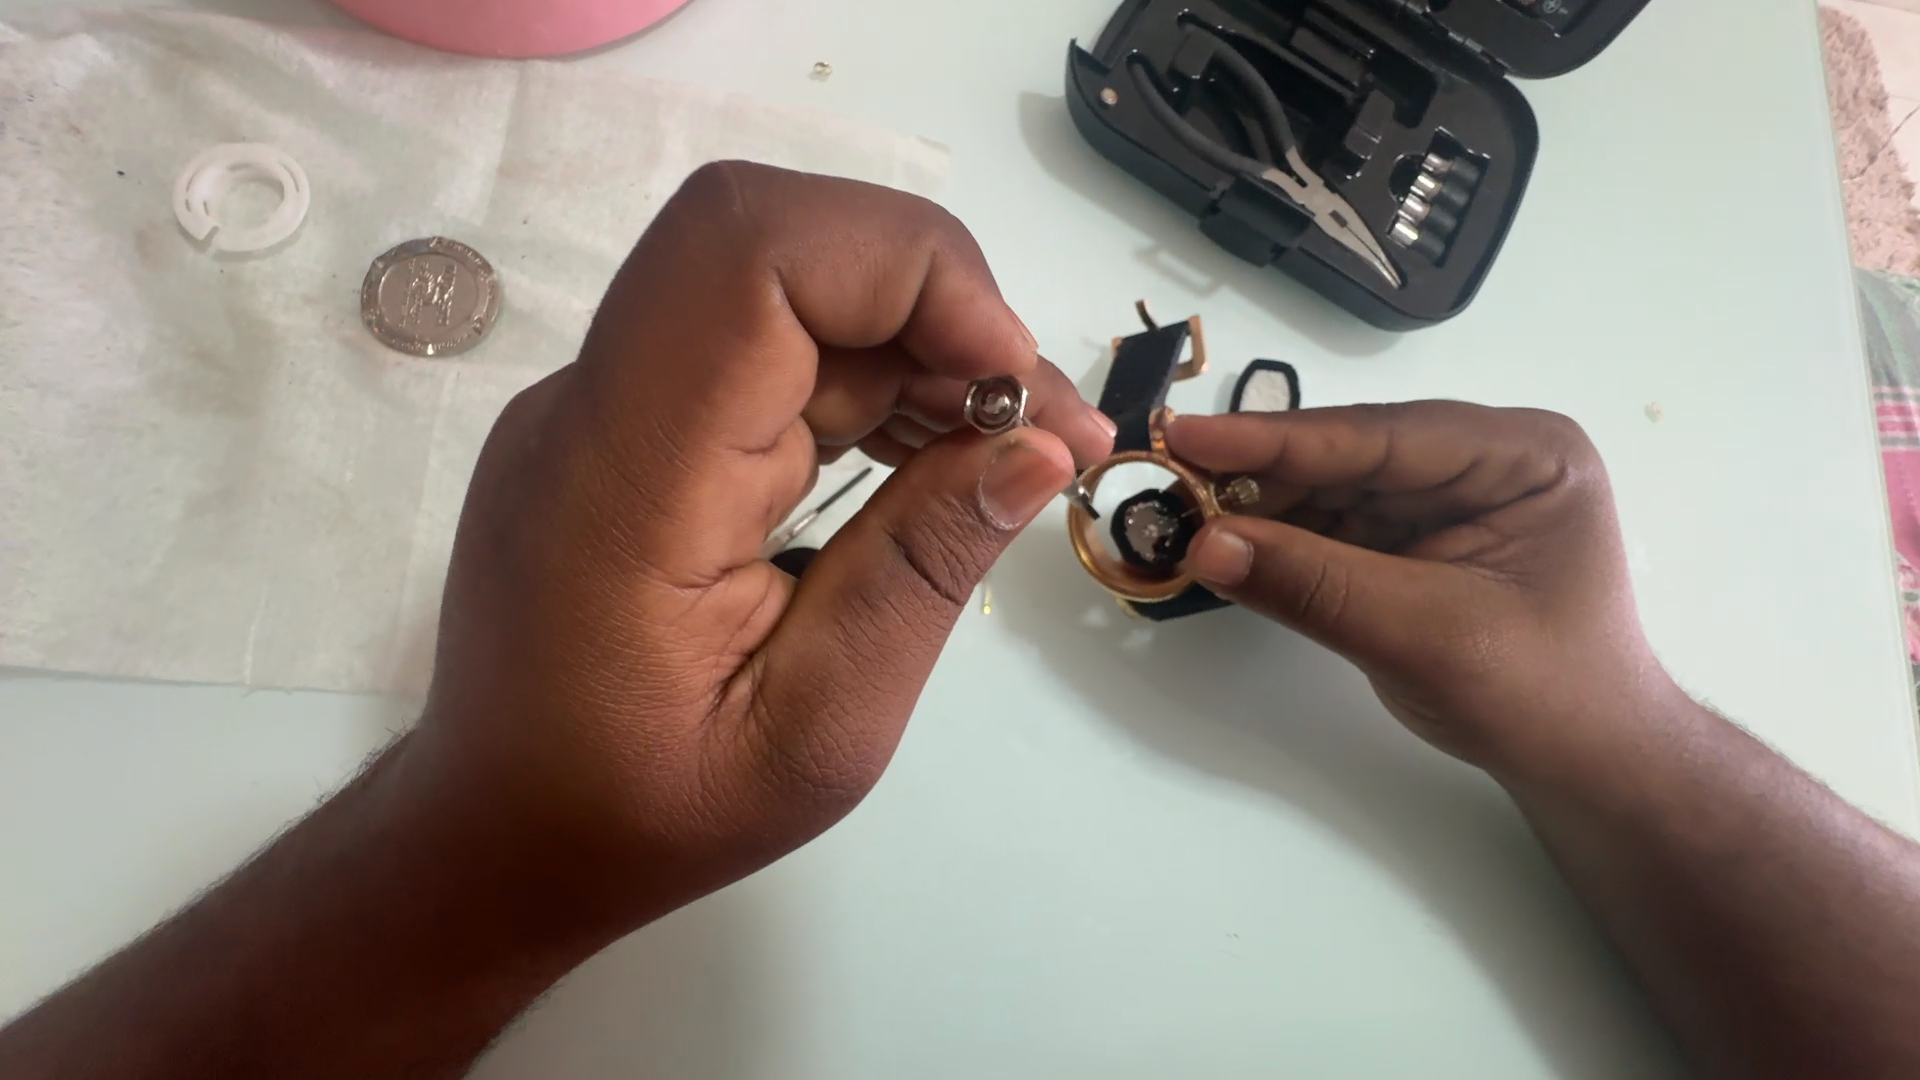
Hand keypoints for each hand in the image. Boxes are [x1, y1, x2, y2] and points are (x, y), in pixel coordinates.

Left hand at [399, 163, 1114, 928]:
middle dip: (944, 306)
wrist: (504, 834)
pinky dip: (886, 384)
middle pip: (784, 249)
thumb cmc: (648, 812)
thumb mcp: (818, 730)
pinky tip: (945, 454)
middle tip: (1043, 421)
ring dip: (929, 347)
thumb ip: (921, 574)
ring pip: (799, 295)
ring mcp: (618, 406)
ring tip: (1019, 445)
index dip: (910, 271)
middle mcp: (603, 406)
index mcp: (627, 481)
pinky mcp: (648, 428)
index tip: (1015, 381)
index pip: (751, 255)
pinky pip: (784, 358)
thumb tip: (1038, 449)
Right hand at [1170, 403, 1675, 774]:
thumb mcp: (1421, 634)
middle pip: (1342, 455)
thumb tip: (1202, 545)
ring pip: (1322, 488)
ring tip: (1177, 515)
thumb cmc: (1534, 694)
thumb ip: (1310, 584)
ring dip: (1252, 507)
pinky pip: (1321, 526)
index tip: (1185, 436)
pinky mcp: (1400, 537)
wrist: (1577, 762)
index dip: (1273, 439)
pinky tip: (1220, 544)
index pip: (1377, 437)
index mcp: (1518, 456)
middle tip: (1165, 480)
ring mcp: (1434, 499)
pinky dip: (1269, 540)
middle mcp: (1473, 461)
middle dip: (1254, 474)